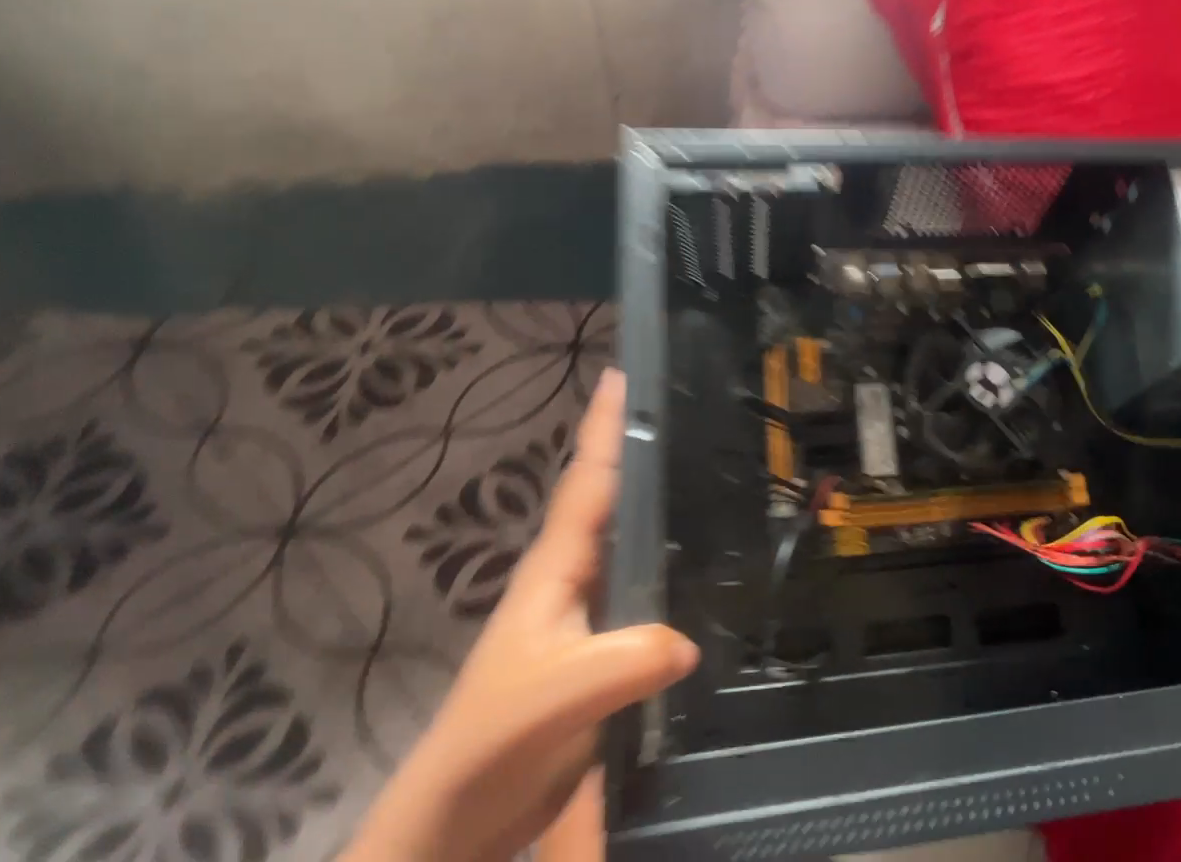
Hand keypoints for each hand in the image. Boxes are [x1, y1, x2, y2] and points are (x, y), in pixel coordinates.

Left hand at [344, 370, 699, 861]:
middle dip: (642, 452)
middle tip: (693, 414)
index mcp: (555, 568)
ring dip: (662, 509)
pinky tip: (709, 576)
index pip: (587, 481)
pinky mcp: (605, 653)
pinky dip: (674, 570)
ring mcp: (588, 617)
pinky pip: (648, 595)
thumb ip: (626, 657)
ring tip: (714, 479)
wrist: (466, 806)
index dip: (605, 427)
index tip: (625, 373)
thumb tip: (690, 638)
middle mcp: (572, 580)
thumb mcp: (562, 691)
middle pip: (611, 500)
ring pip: (632, 545)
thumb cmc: (499, 734)